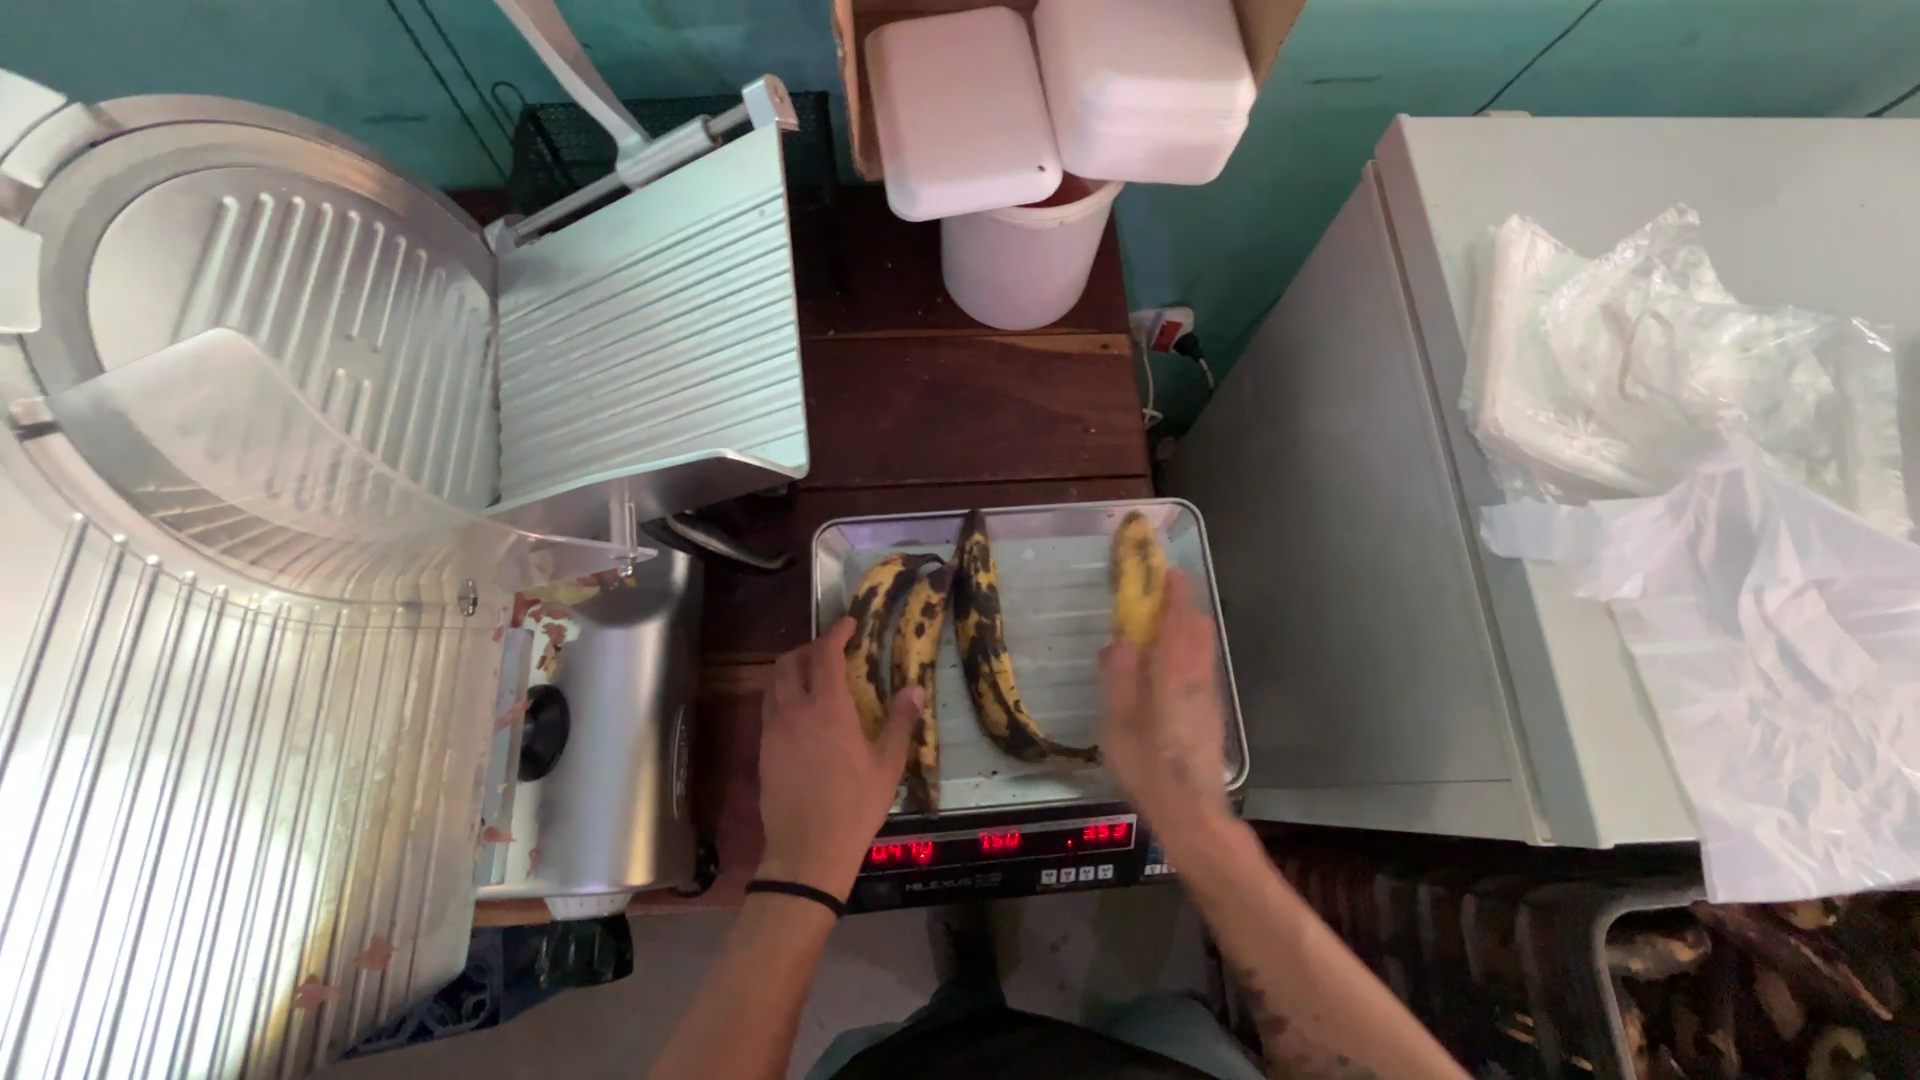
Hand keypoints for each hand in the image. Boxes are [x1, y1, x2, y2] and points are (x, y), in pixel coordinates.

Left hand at [755, 617, 919, 898]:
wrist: (806, 851)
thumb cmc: (854, 807)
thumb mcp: (887, 766)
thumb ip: (899, 722)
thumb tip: (914, 689)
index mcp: (828, 709)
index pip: (826, 654)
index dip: (837, 633)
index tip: (850, 624)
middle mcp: (794, 710)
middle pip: (790, 661)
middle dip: (810, 647)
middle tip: (831, 650)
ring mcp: (773, 730)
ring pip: (773, 682)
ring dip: (791, 668)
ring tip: (812, 674)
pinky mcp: (763, 750)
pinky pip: (768, 707)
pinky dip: (782, 694)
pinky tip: (799, 710)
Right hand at [1099, 571, 1230, 835]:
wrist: (1190, 810)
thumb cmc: (1147, 765)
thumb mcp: (1117, 720)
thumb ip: (1118, 675)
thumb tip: (1119, 640)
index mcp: (1175, 670)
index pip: (1180, 616)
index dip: (1172, 588)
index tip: (1160, 569)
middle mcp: (1199, 675)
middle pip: (1197, 626)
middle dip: (1180, 603)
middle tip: (1153, 593)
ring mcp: (1209, 694)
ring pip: (1202, 645)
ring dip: (1184, 625)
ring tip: (1155, 625)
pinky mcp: (1210, 711)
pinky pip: (1201, 663)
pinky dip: (1186, 647)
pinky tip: (1164, 664)